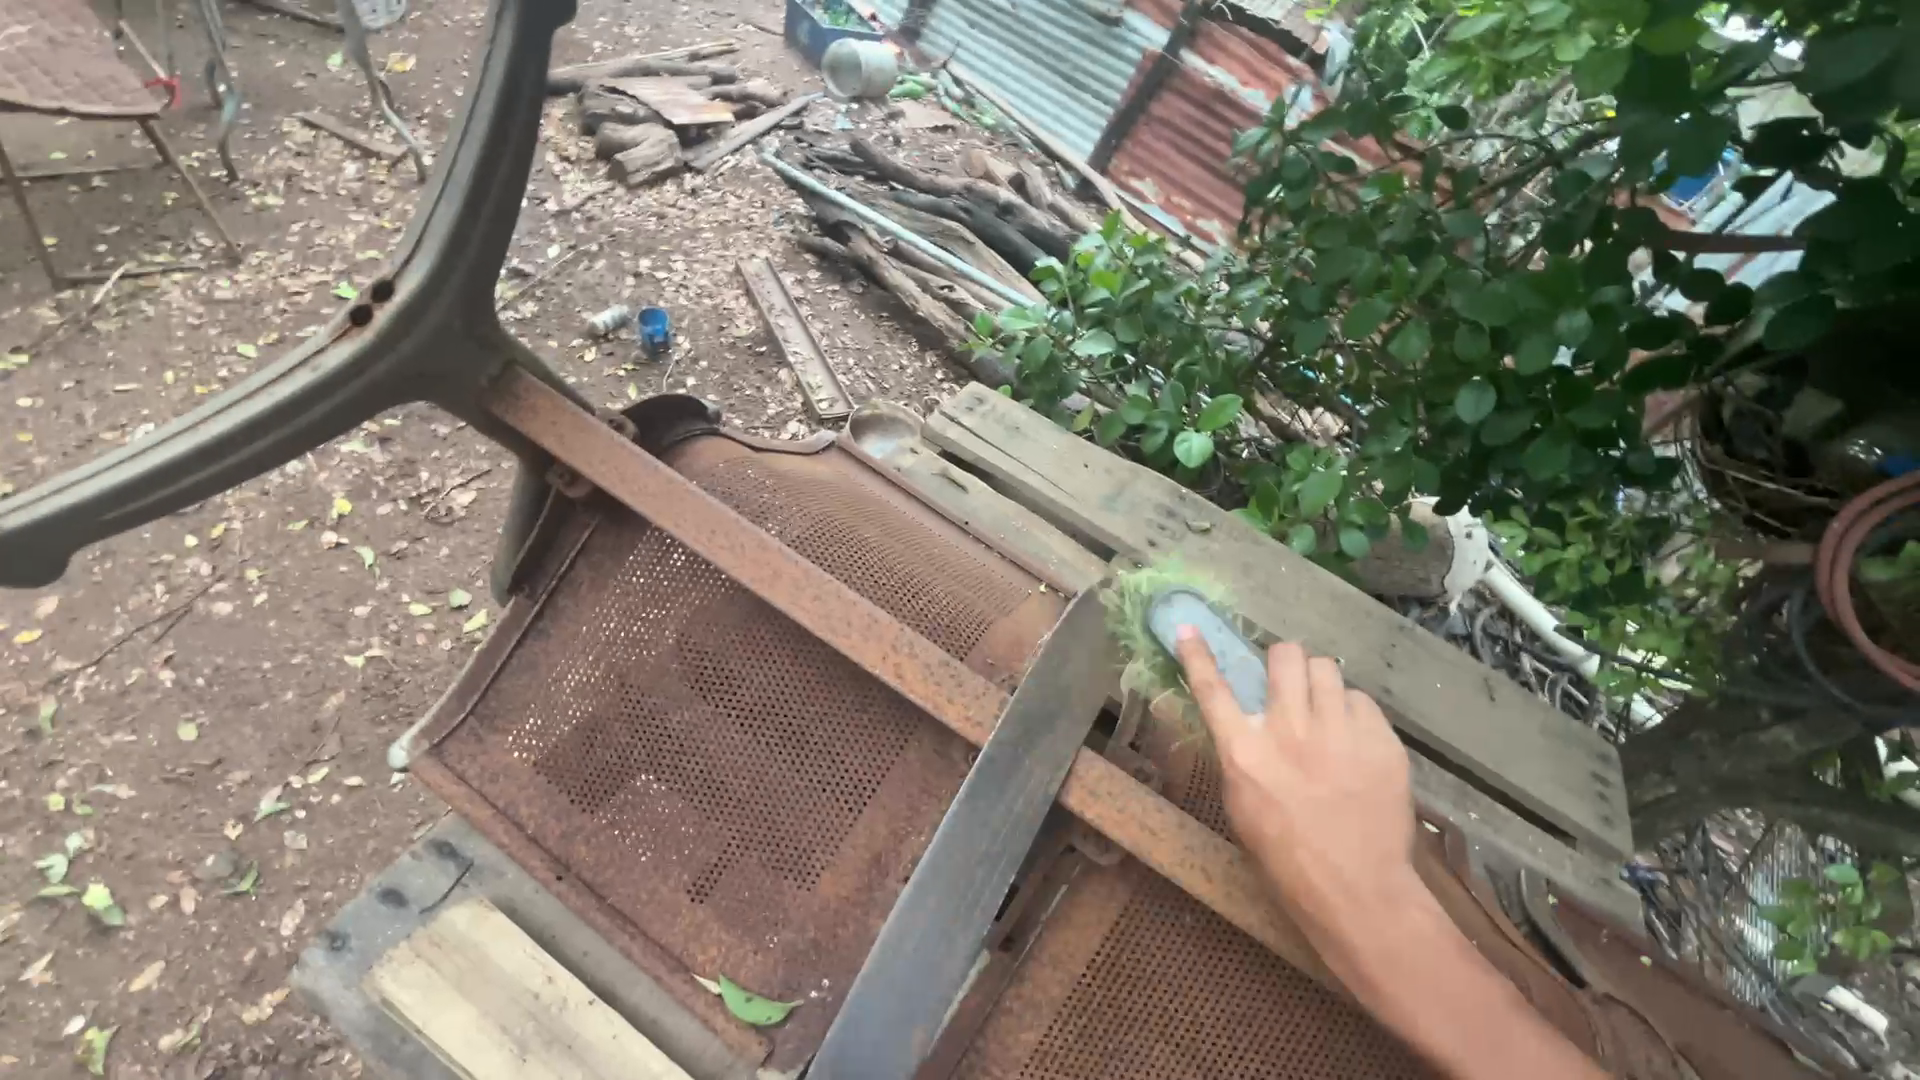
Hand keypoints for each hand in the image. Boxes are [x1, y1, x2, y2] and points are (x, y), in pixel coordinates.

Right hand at [1174, 631, 1421, 939]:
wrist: (1356, 890)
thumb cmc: (1284, 855)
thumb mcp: (1240, 802)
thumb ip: (1241, 753)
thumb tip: (1244, 722)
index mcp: (1244, 751)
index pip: (1212, 687)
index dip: (1197, 653)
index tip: (1189, 628)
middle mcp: (1289, 730)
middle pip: (1285, 656)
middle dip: (1284, 662)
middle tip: (1288, 682)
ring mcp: (1339, 732)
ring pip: (1328, 668)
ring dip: (1320, 683)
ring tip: (1325, 710)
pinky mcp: (1381, 741)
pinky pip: (1362, 701)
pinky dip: (1353, 713)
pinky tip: (1354, 742)